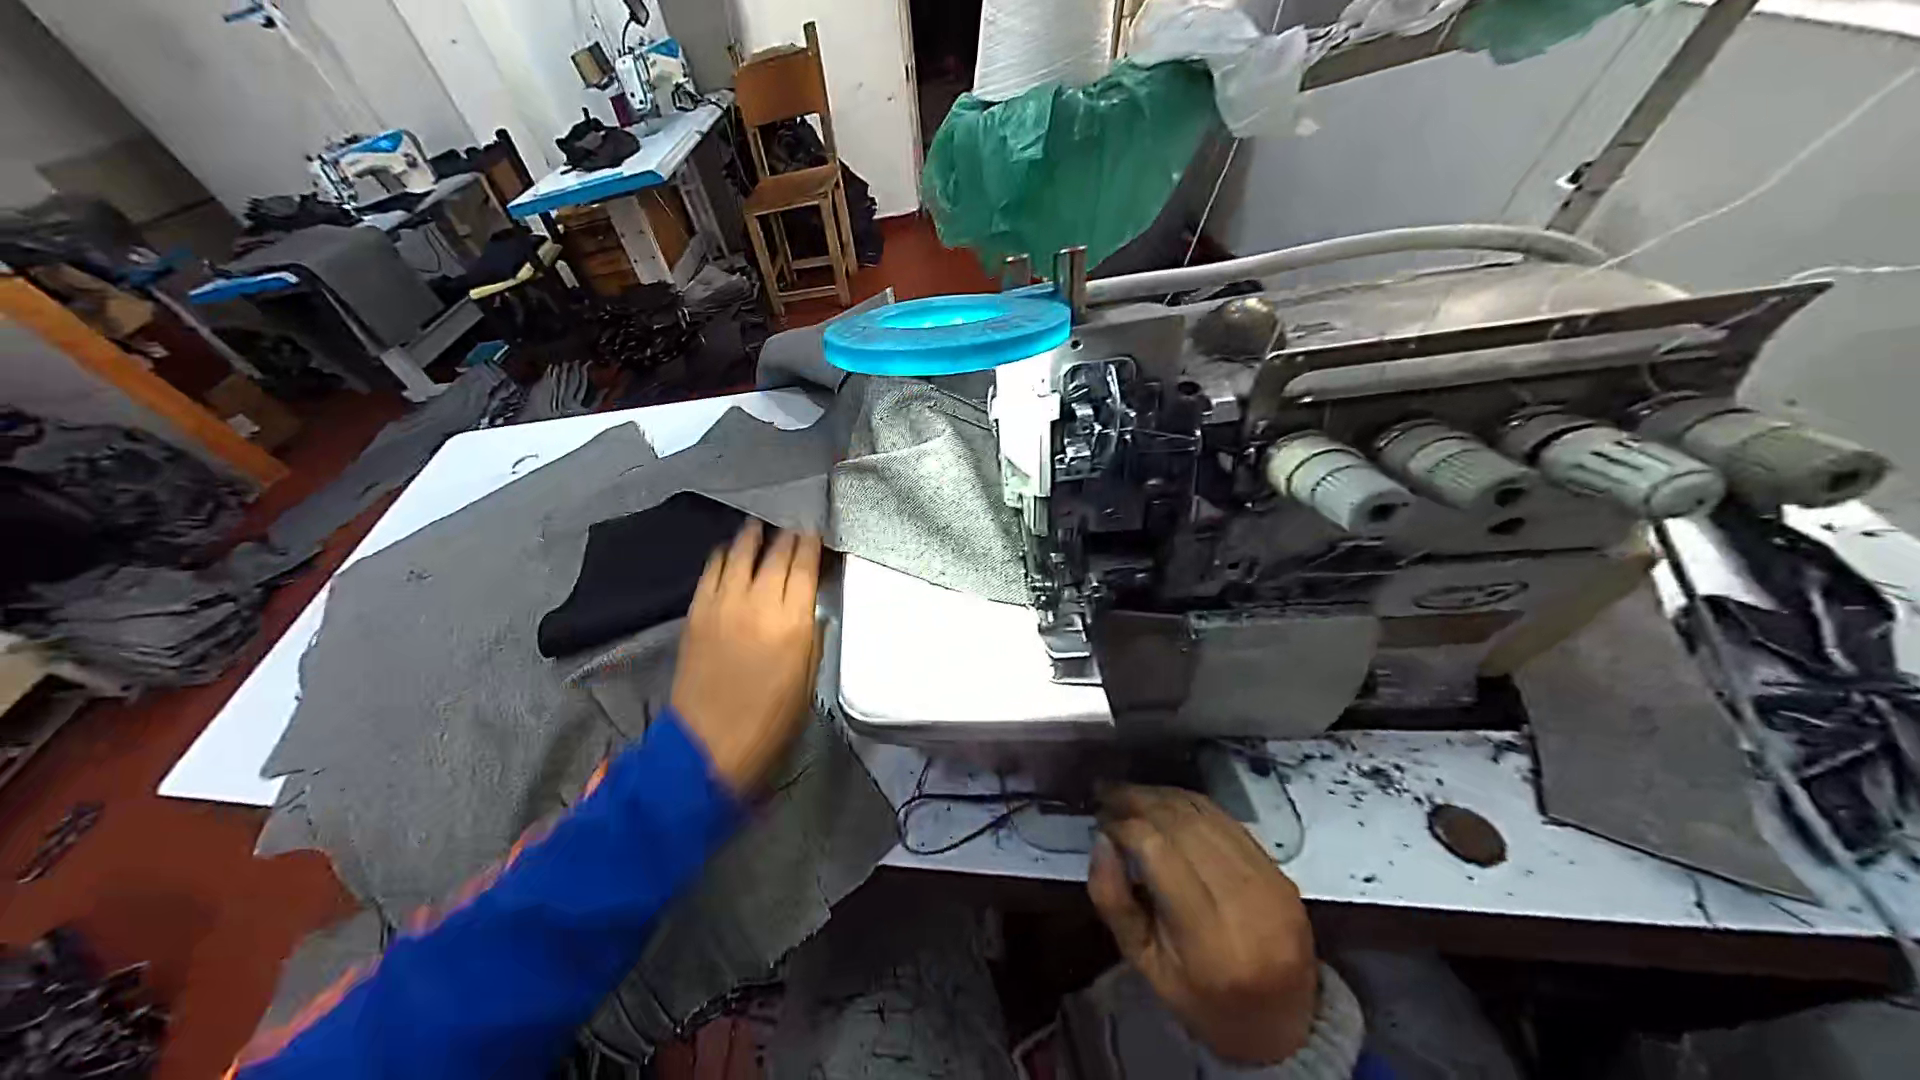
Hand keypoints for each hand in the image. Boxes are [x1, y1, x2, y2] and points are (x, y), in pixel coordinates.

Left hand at [670, 519, 822, 794]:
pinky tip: (730, 550)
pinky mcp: (697, 611)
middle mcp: (758, 602)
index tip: (815, 531)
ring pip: (740, 553)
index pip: (804, 566)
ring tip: (761, 526)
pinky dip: (724, 555)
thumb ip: (812, 636)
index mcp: (792, 622)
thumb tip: (812, 607)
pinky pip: (712, 570)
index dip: (811, 544)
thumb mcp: (808, 679)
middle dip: (787, 535)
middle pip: (776, 553)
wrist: (709, 744)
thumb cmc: (771, 720)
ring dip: (753, 536)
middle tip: (794, 525)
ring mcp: (723, 604)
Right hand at [1087, 785, 1318, 1066]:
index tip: (1100, 820)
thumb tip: (1101, 839)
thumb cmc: (1202, 1001)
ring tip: (1130, 794)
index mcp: (1207, 938)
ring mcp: (1269, 882)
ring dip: (1161, 796)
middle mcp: (1244, 902)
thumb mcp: (1144, 964)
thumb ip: (1114, 901)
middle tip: (1106, 794)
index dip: (1124, 826)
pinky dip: (1190, 805)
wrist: (1283, 1026)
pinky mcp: (1280, 872)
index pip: (1158, 852)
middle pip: (1182, 826)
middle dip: (1138, 801)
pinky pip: (1227, 822)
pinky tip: (1166, 802)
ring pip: (1205, 816)